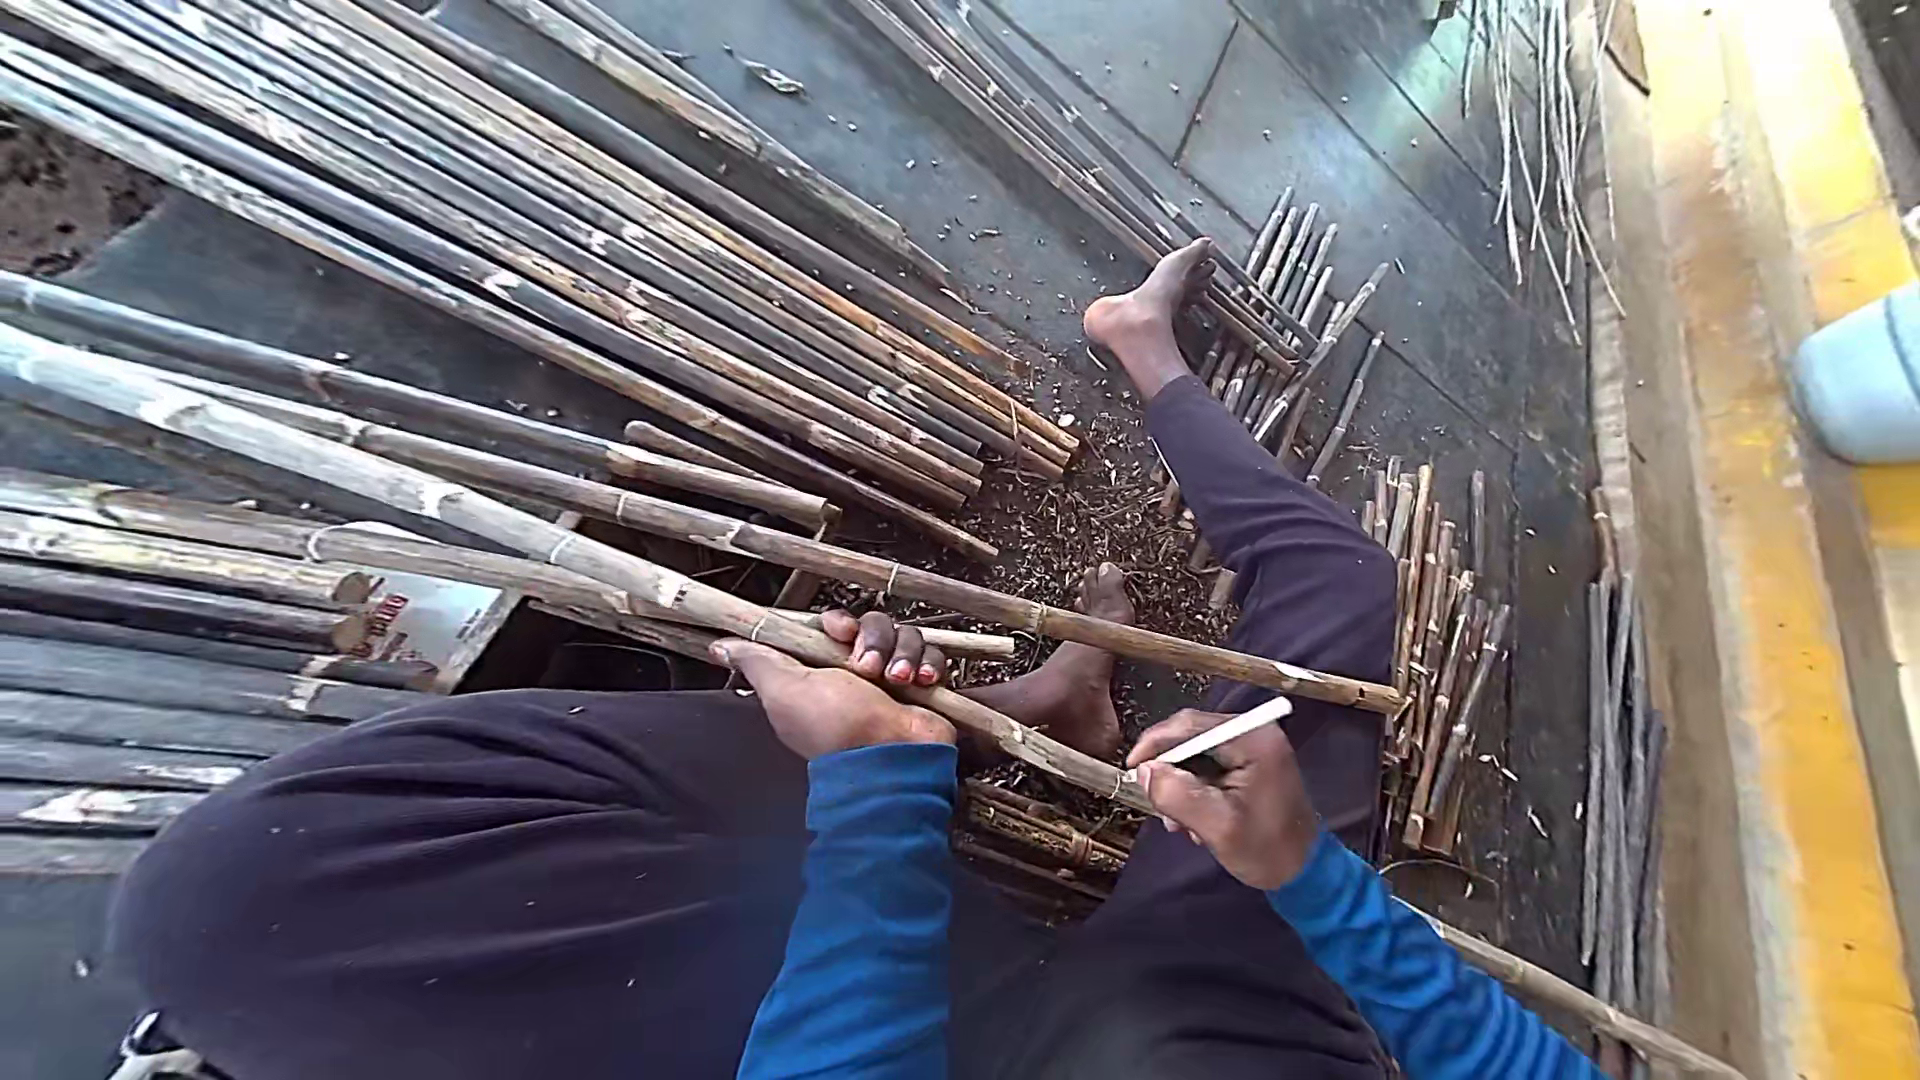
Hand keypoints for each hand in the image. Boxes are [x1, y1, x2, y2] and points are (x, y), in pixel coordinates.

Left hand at [709, 610, 953, 760]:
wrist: (890, 760)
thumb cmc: (835, 728)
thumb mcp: (786, 692)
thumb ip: (757, 662)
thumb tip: (721, 646)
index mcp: (826, 667)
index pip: (837, 623)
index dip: (841, 622)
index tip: (842, 633)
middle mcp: (861, 669)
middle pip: (874, 623)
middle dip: (875, 640)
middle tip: (870, 669)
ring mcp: (894, 675)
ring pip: (905, 635)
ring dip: (903, 653)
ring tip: (899, 680)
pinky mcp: (923, 682)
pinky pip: (931, 653)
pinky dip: (928, 663)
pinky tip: (921, 681)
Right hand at [1126, 707, 1319, 888]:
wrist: (1306, 876)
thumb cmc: (1269, 851)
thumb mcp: (1219, 826)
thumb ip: (1178, 795)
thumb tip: (1145, 771)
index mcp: (1253, 739)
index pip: (1189, 725)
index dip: (1155, 744)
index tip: (1133, 767)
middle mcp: (1252, 732)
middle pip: (1189, 735)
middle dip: (1167, 767)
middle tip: (1153, 797)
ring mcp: (1250, 745)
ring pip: (1193, 750)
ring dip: (1177, 781)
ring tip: (1174, 817)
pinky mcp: (1245, 760)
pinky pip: (1204, 762)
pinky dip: (1190, 786)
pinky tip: (1190, 815)